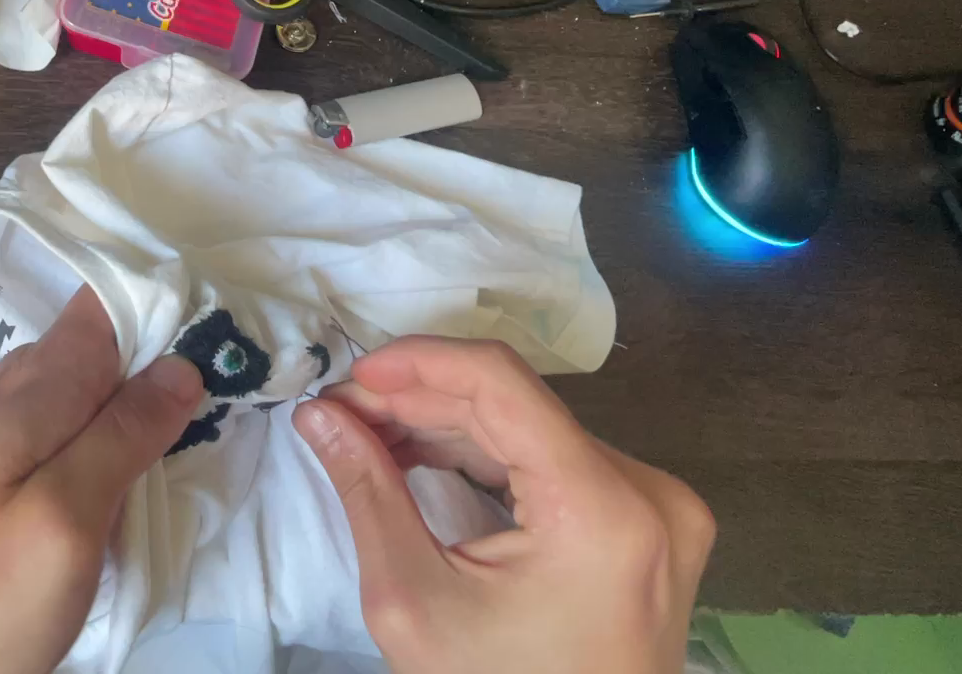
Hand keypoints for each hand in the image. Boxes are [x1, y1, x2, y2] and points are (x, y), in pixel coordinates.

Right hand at [294, 337, 713, 673]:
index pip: (499, 381)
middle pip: (504, 401)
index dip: (417, 361)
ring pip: (517, 421)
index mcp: (601, 510)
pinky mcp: (634, 516)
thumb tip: (315, 414)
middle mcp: (641, 490)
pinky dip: (468, 446)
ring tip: (362, 429)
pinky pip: (537, 454)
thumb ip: (365, 491)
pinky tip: (408, 449)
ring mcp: (646, 503)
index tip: (350, 375)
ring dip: (433, 419)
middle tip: (338, 409)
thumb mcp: (413, 600)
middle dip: (411, 397)